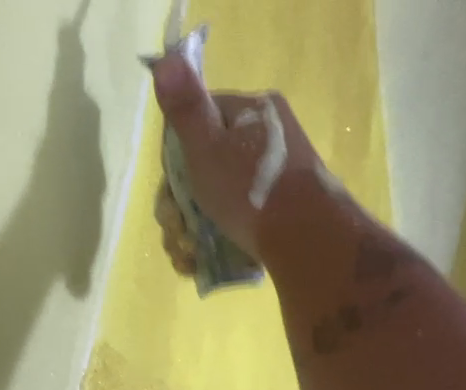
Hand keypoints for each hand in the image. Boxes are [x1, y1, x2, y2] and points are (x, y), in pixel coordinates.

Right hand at [149, 52, 329, 270]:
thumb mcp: (206, 145)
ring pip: (199, 200)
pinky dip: (200, 241)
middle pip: (191, 169)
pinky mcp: (261, 205)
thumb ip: (185, 107)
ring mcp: (259, 173)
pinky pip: (216, 220)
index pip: (190, 127)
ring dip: (183, 230)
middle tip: (181, 223)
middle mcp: (257, 138)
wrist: (300, 233)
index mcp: (248, 114)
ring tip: (190, 247)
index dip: (172, 162)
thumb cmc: (248, 186)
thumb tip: (165, 59)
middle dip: (175, 205)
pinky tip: (198, 254)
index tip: (174, 184)